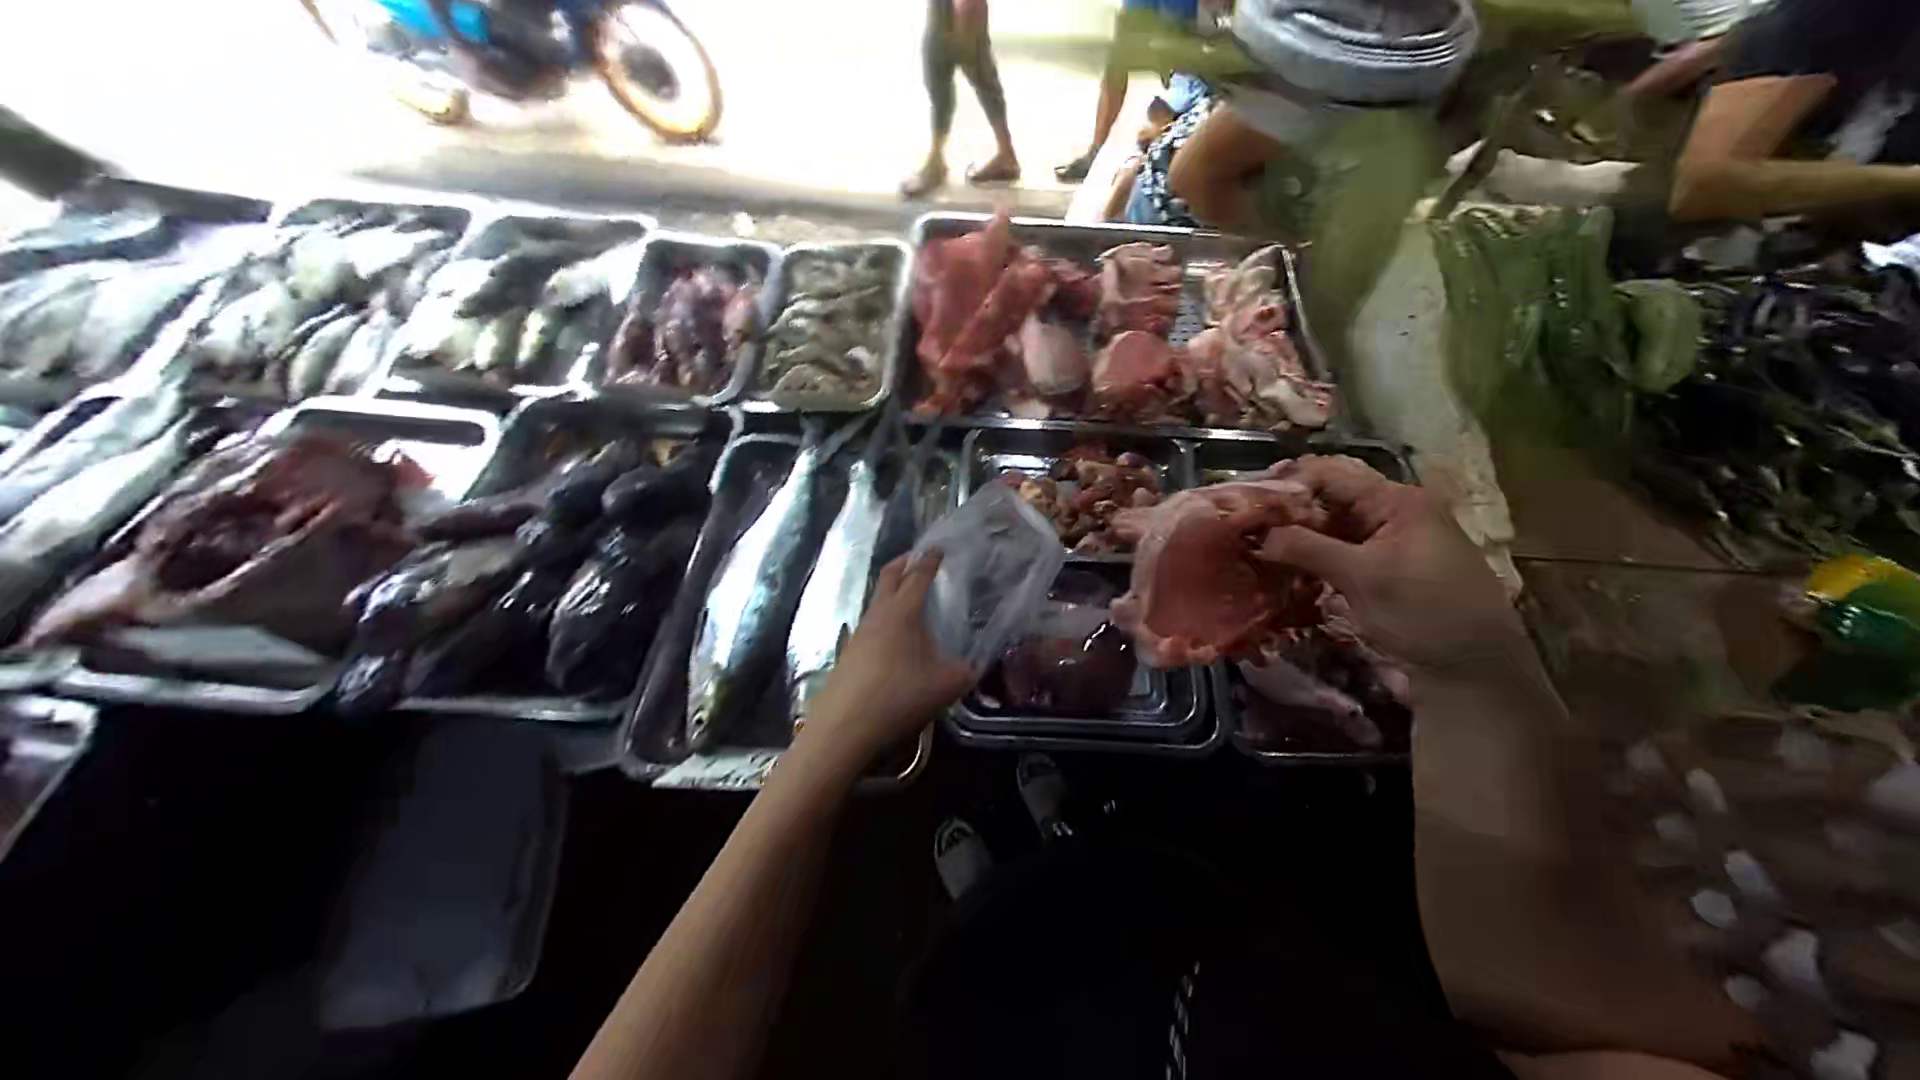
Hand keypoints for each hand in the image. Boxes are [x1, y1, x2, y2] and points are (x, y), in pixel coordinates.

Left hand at [792, 551, 974, 777]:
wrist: (845, 725)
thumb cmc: (899, 696)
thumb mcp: (947, 685)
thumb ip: (967, 670)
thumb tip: (977, 664)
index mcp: (904, 611)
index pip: (918, 575)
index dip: (930, 559)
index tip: (939, 548)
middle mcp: (879, 614)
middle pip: (889, 576)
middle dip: (905, 562)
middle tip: (920, 558)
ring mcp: (860, 632)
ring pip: (877, 598)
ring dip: (893, 589)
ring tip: (911, 596)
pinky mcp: (850, 651)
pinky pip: (872, 621)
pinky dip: (886, 614)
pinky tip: (895, 635)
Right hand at [1256, 456, 1522, 669]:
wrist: (1472, 670)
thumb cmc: (1424, 613)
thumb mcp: (1363, 577)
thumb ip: (1307, 549)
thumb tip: (1257, 535)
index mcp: (1396, 500)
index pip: (1330, 475)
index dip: (1287, 485)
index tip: (1248, 505)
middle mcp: (1392, 512)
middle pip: (1328, 498)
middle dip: (1287, 511)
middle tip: (1245, 528)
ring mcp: (1387, 540)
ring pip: (1330, 526)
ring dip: (1296, 535)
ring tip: (1256, 546)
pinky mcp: (1381, 567)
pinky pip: (1339, 549)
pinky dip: (1312, 555)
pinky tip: (1284, 566)